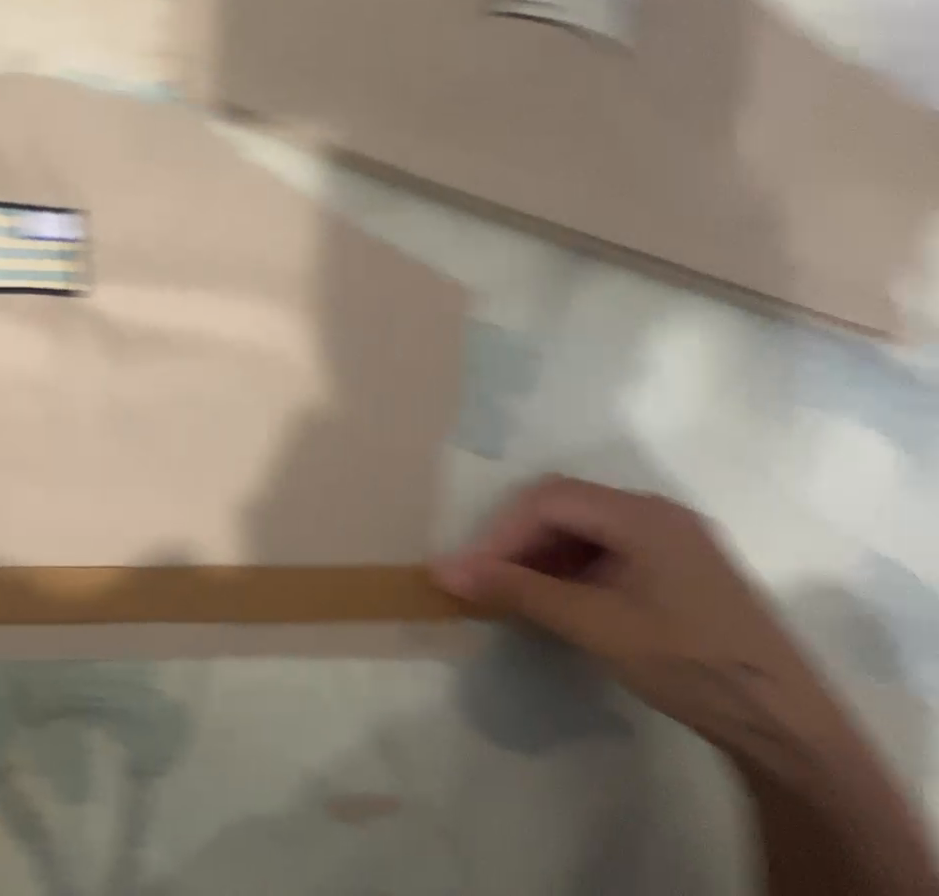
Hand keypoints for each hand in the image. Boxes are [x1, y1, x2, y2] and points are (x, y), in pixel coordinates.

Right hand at [434, 477, 843, 769]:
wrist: (786, 726)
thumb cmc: (687, 663)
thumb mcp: (592, 625)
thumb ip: (515, 590)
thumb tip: (441, 571)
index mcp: (643, 516)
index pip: (547, 500)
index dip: (499, 532)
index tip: (470, 572)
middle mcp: (658, 514)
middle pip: (562, 506)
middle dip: (515, 540)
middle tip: (487, 580)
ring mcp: (672, 541)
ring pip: (580, 528)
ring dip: (538, 555)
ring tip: (515, 593)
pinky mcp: (677, 569)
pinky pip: (604, 549)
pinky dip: (567, 567)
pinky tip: (556, 600)